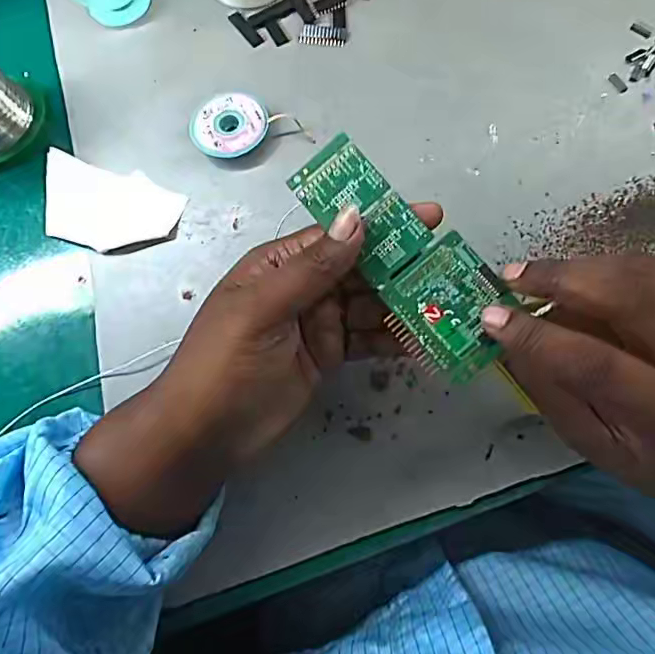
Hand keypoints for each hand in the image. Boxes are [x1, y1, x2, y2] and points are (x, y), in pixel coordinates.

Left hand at [76, 201, 442, 535]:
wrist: (203, 437)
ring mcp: (318, 321)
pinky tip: (425, 340)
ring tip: (447, 304)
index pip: (339, 235)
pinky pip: (368, 339)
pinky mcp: (329, 354)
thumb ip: (312, 267)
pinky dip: (394, 339)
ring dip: (406, 304)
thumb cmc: (223, 364)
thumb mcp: (263, 310)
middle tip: (451, 265)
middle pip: (363, 268)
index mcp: (281, 264)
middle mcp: (304, 286)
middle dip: (404, 266)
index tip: (429, 218)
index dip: (384, 224)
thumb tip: (356, 217)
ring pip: (371, 304)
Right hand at [479, 256, 654, 553]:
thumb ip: (553, 391)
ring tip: (537, 276)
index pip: (600, 364)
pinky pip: (654, 267)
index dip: (540, 336)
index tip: (491, 317)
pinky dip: (608, 265)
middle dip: (565, 280)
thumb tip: (505, 337)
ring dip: (582, 268)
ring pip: (643, 273)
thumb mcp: (596, 445)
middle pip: (633, 299)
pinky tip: (579, 276)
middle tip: (512, 277)